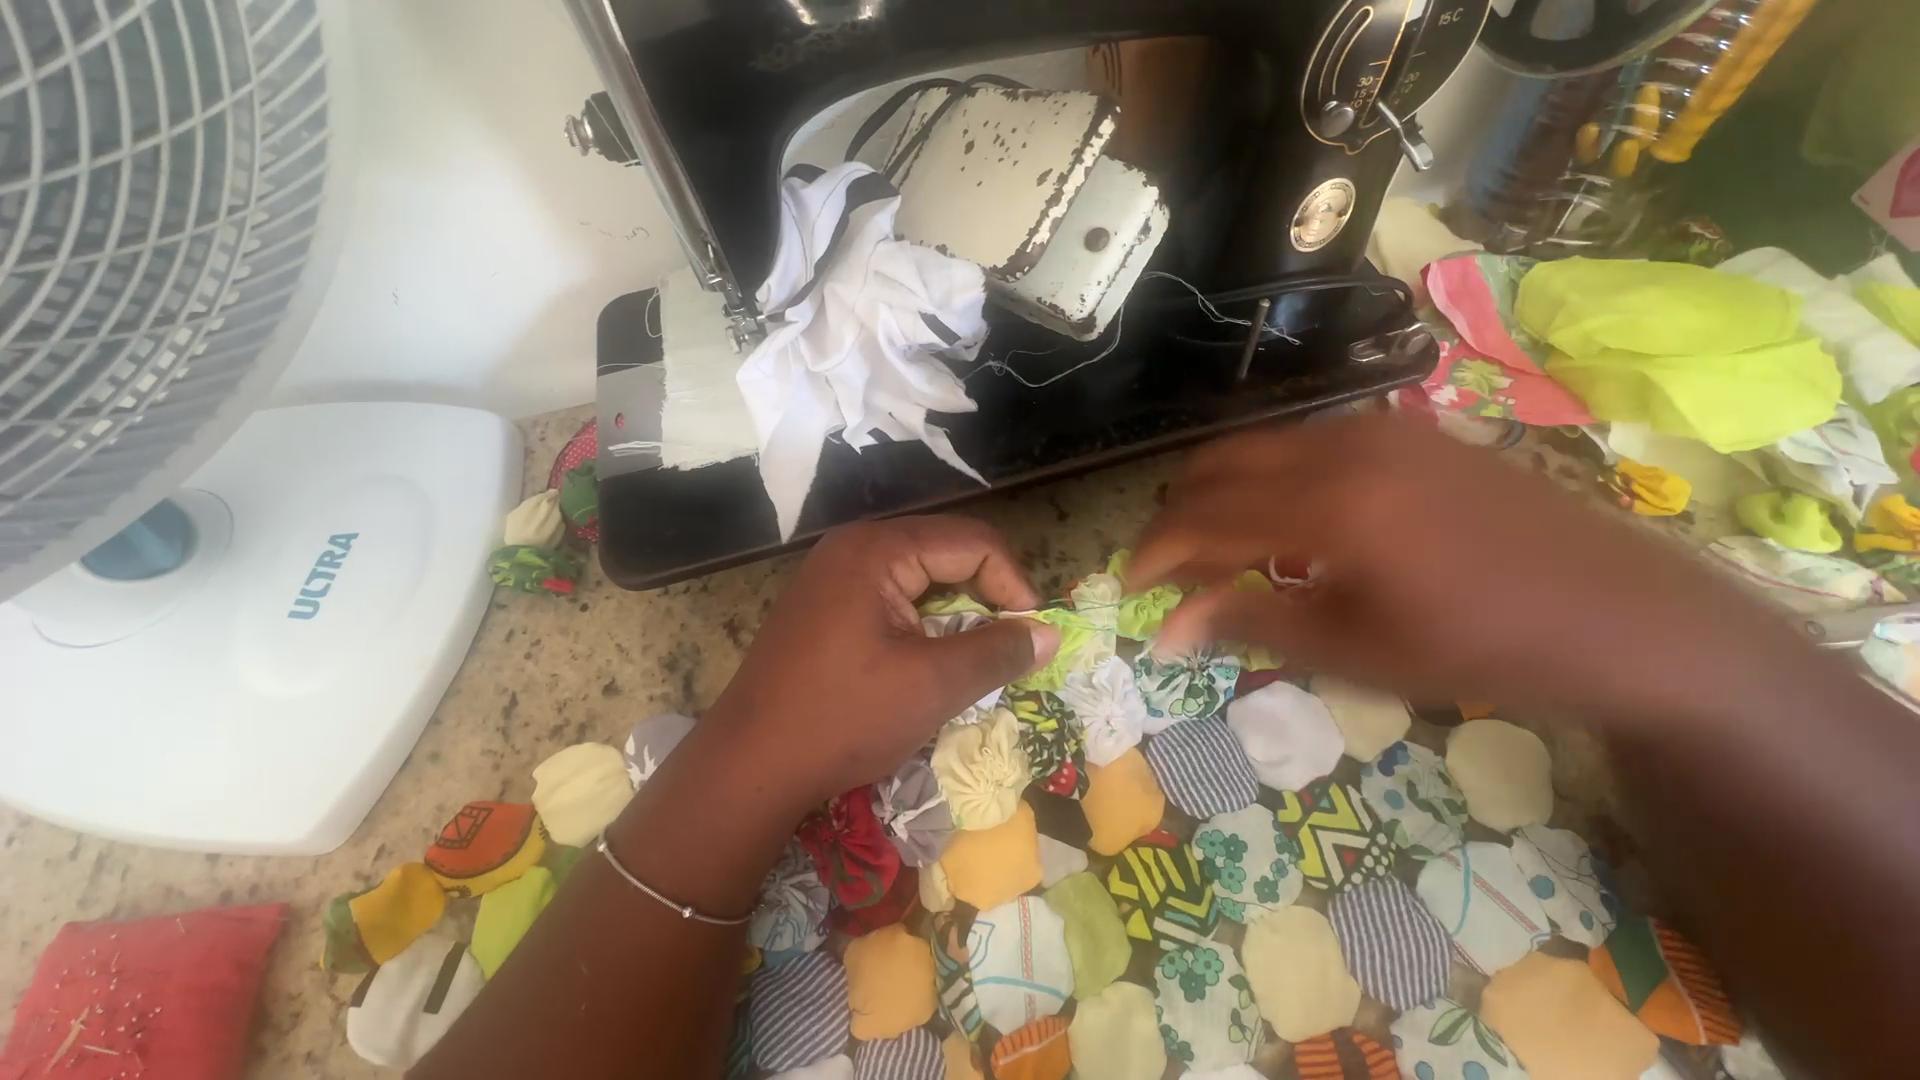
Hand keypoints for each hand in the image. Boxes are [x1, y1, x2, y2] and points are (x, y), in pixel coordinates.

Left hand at [696, 515, 1057, 812]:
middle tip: (1008, 645)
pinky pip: (889, 597)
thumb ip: (998, 651)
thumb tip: (1049, 634)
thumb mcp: (933, 686)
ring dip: (955, 612)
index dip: (1012, 583)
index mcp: (877, 549)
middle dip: (986, 595)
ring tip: (972, 658)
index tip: (1031, 634)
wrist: (748, 766)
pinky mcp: (823, 607)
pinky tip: (927, 661)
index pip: (972, 541)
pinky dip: (921, 623)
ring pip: (918, 577)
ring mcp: (831, 576)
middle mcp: (852, 547)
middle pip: (944, 551)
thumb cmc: (843, 719)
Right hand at [1129, 414, 1818, 724]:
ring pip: (1256, 445)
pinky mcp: (1405, 430)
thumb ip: (1253, 622)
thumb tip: (1169, 626)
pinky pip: (1302, 440)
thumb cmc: (1482, 648)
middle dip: (1176, 516)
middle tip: (1166, 569)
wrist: (1621, 612)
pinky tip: (1282, 521)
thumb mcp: (1356, 651)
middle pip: (1216, 467)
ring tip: (1214, 548)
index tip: (1130, 587)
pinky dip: (1266, 475)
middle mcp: (1340, 449)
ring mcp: (1376, 429)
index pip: (1202, 519)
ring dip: (1218, 492)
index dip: (1155, 553)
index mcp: (1327, 508)